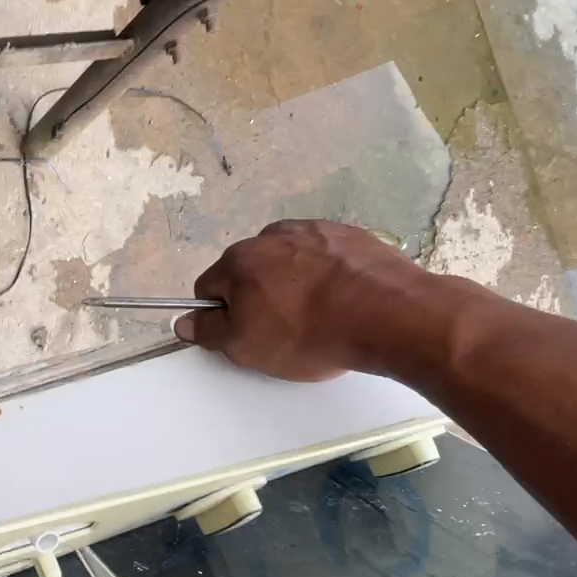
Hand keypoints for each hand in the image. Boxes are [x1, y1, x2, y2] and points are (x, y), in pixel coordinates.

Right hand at [173, 220, 431, 380]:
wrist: (391, 315)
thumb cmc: (308, 334)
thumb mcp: (244, 346)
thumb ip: (208, 331)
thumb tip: (184, 321)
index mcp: (239, 260)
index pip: (209, 287)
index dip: (221, 315)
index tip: (243, 334)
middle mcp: (272, 235)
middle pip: (249, 270)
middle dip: (257, 296)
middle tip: (280, 330)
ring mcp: (315, 230)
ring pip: (287, 260)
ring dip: (291, 284)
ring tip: (316, 315)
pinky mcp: (352, 234)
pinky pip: (323, 256)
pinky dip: (325, 275)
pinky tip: (341, 300)